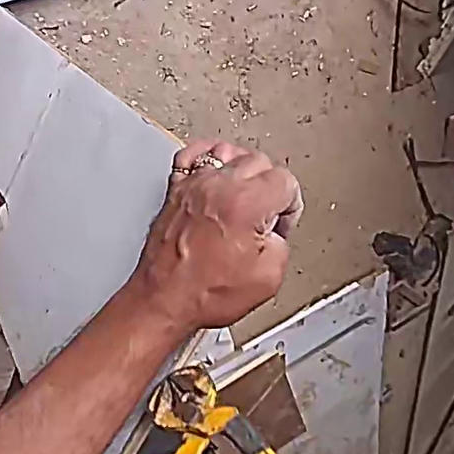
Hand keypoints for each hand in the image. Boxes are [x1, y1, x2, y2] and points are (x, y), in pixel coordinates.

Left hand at [129, 139, 302, 332]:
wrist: (163, 300)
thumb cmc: (203, 292)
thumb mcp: (268, 277)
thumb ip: (281, 243)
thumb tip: (273, 231)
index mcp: (245, 203)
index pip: (284, 181)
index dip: (289, 207)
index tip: (280, 225)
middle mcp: (217, 187)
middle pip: (259, 162)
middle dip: (269, 189)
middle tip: (264, 218)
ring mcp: (192, 186)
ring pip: (228, 154)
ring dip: (241, 171)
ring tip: (244, 195)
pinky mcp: (174, 191)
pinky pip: (190, 155)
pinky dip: (205, 157)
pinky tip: (212, 167)